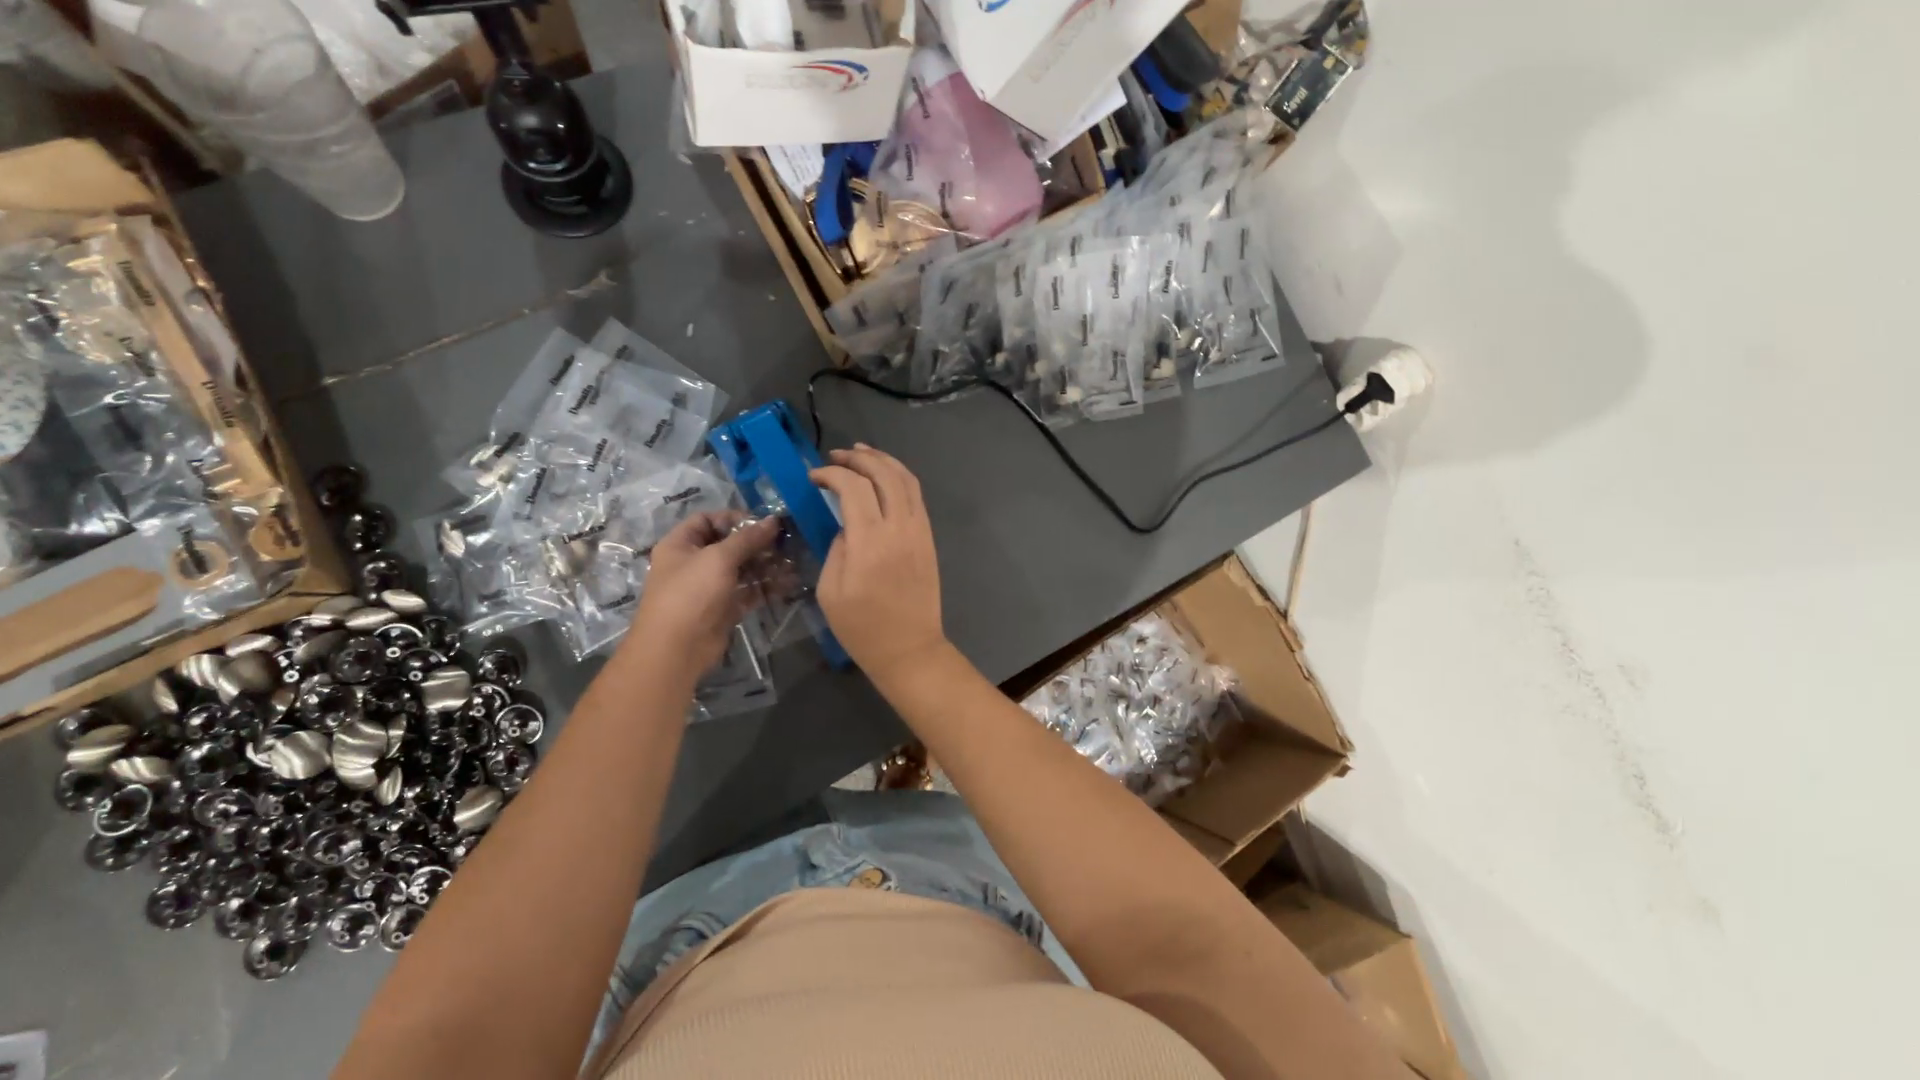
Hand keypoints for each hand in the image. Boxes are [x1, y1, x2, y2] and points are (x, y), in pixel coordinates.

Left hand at [626, 512, 779, 675]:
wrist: (676, 649)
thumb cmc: (691, 594)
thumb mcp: (718, 558)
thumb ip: (747, 538)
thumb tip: (773, 520)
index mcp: (680, 545)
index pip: (707, 520)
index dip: (734, 518)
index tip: (762, 523)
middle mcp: (693, 563)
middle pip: (729, 546)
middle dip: (757, 544)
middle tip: (785, 543)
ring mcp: (709, 588)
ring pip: (741, 570)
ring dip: (766, 566)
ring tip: (792, 563)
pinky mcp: (724, 609)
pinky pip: (748, 592)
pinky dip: (766, 587)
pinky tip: (789, 583)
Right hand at [811, 444, 948, 683]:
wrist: (909, 649)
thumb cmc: (862, 627)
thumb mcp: (830, 591)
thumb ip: (836, 549)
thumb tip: (846, 526)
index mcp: (870, 542)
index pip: (853, 487)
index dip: (831, 475)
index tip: (813, 478)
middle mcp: (899, 528)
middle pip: (883, 474)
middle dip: (858, 459)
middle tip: (835, 456)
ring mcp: (919, 531)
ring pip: (906, 480)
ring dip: (883, 461)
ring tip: (861, 454)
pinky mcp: (928, 539)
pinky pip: (916, 497)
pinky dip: (899, 478)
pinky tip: (884, 477)